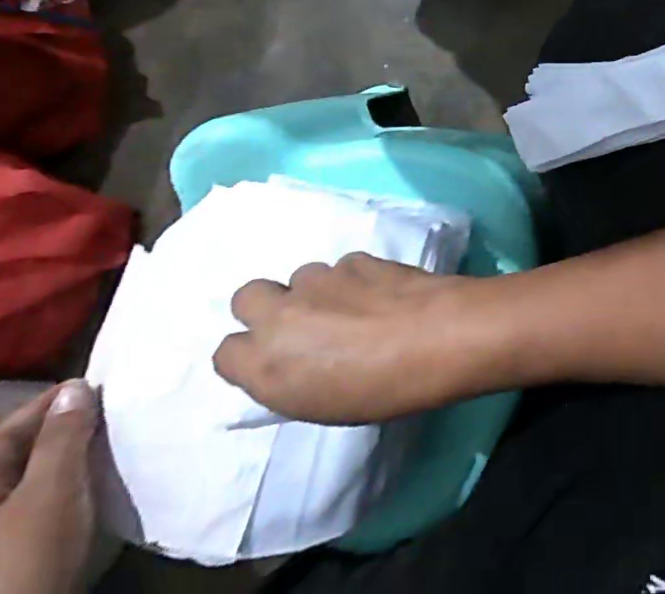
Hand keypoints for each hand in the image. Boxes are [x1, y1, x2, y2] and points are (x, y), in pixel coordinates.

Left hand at [0, 382, 98, 593]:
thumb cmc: (23, 564)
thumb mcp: (51, 494)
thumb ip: (62, 440)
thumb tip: (75, 389)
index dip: (40, 407)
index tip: (85, 386)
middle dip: (42, 437)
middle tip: (91, 414)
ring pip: (3, 499)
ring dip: (43, 470)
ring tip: (86, 453)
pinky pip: (11, 524)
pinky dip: (41, 500)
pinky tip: (66, 504)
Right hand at [214, 253, 471, 425]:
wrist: (437, 338)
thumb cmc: (381, 390)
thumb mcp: (322, 405)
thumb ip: (290, 378)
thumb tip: (287, 362)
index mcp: (266, 364)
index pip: (227, 352)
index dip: (251, 354)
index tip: (276, 360)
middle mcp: (281, 315)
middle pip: (247, 297)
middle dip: (268, 306)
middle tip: (304, 323)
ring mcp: (319, 280)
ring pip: (301, 278)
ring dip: (319, 291)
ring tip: (356, 309)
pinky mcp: (355, 258)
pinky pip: (343, 267)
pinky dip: (356, 278)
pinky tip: (383, 293)